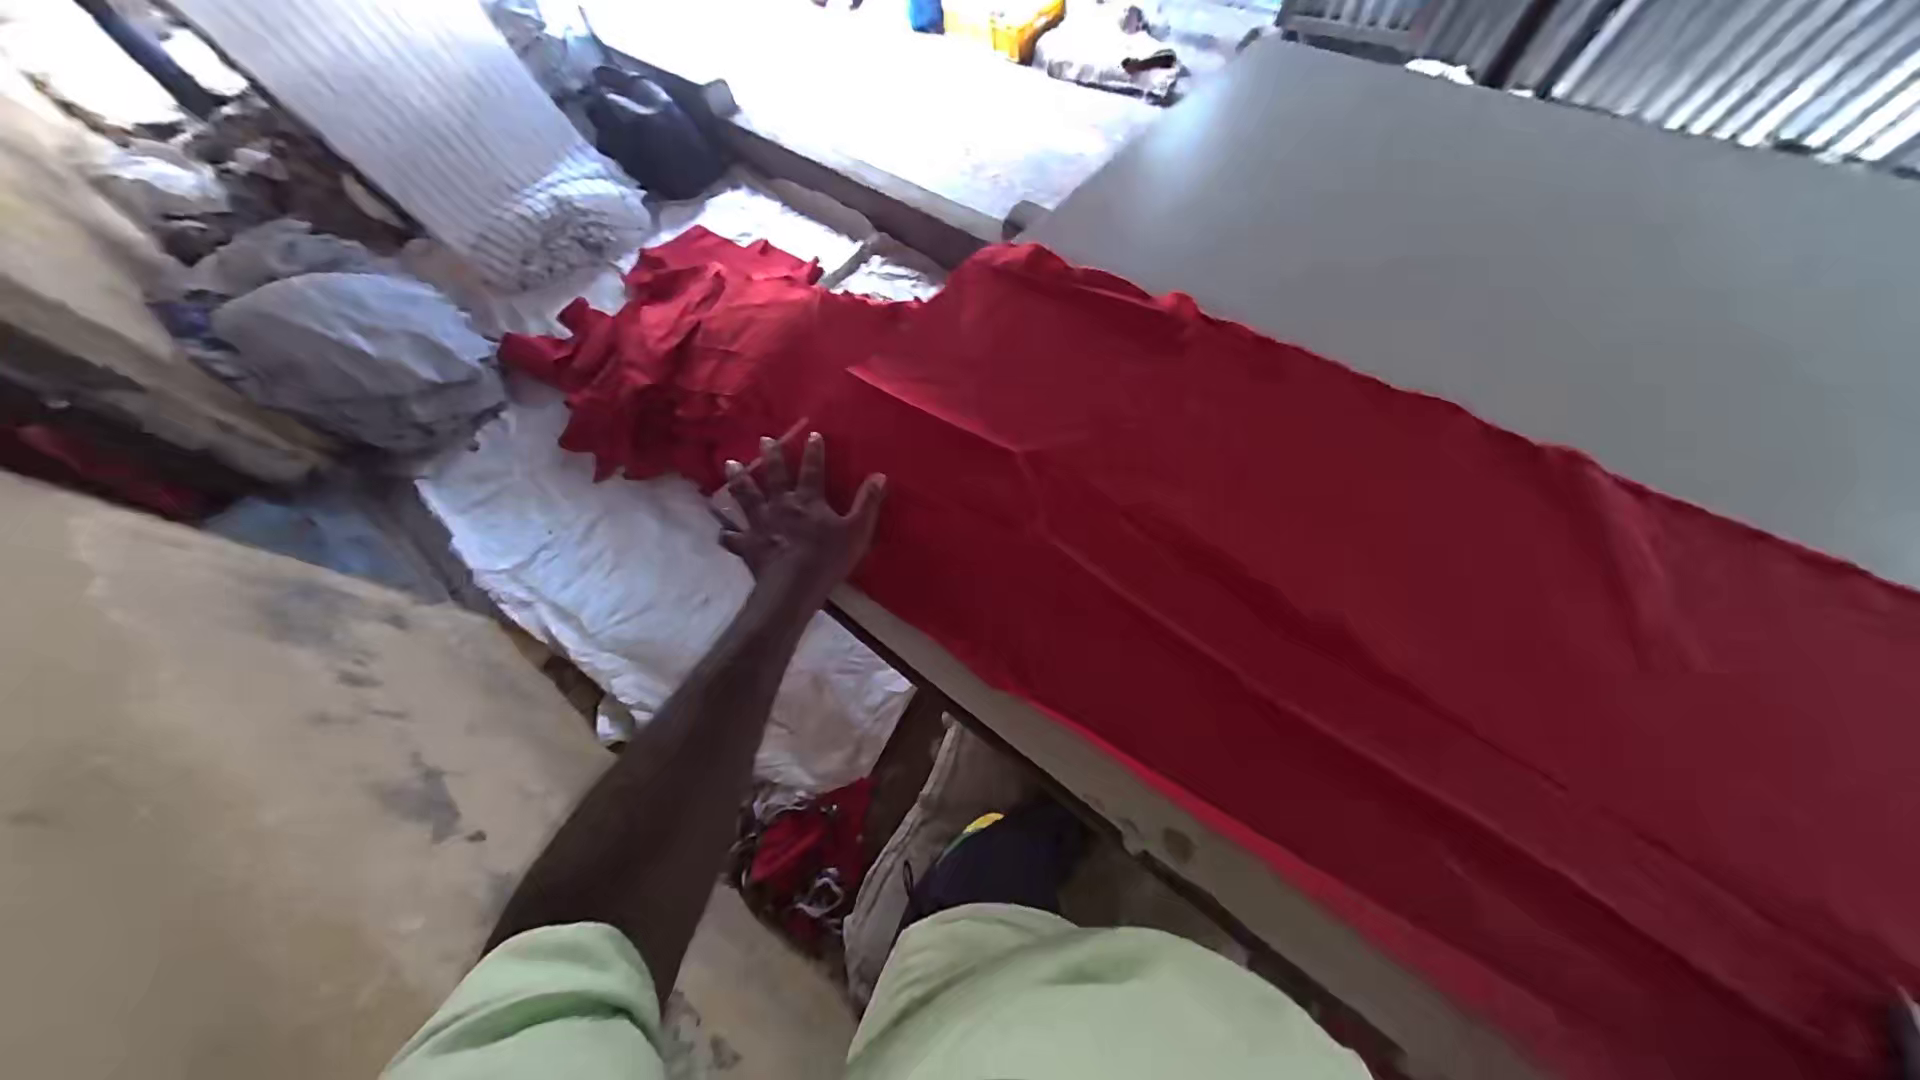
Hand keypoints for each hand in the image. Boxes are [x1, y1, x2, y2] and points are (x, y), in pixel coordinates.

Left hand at [716, 430, 885, 612]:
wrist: (793, 585)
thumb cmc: (828, 557)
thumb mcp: (857, 530)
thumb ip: (867, 503)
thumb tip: (880, 476)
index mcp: (808, 500)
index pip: (812, 470)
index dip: (813, 452)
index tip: (812, 434)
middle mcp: (780, 504)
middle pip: (774, 475)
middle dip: (771, 456)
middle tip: (764, 439)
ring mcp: (760, 523)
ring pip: (746, 496)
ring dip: (738, 481)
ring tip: (729, 465)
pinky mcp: (747, 544)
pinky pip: (732, 537)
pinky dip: (727, 533)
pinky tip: (722, 530)